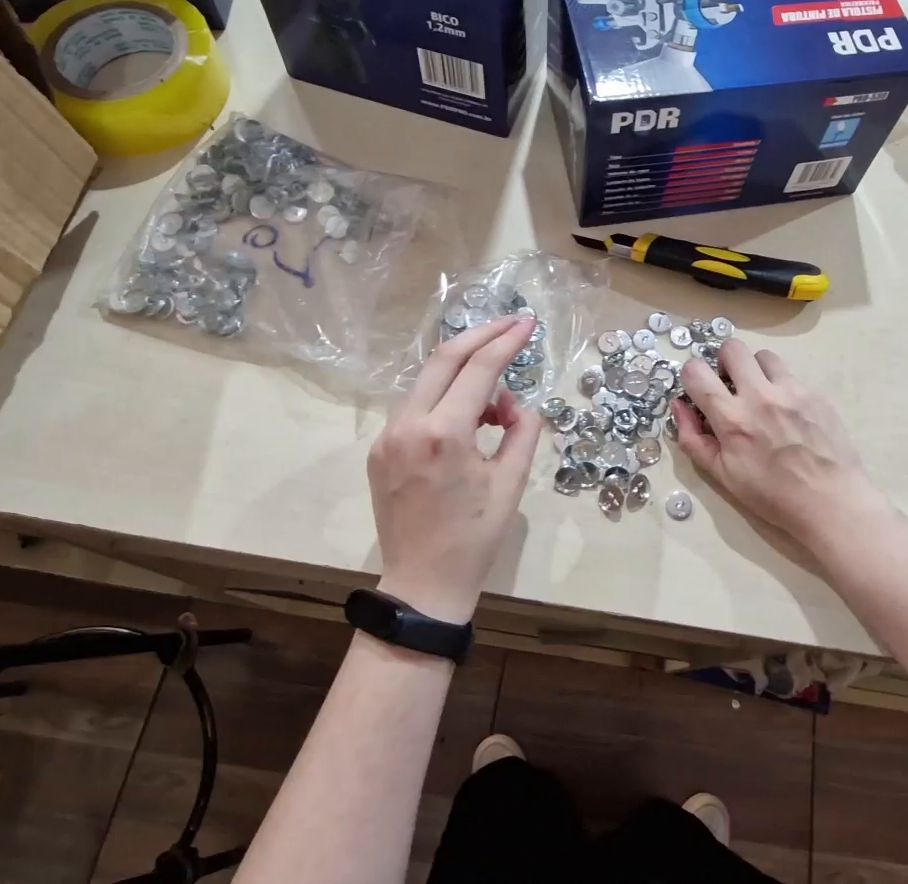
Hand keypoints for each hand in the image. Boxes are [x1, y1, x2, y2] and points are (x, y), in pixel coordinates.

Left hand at [367, 315, 542, 623]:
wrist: (423, 583)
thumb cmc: (475, 538)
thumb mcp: (511, 484)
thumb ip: (522, 432)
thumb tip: (519, 404)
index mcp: (444, 435)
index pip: (478, 370)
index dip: (506, 341)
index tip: (528, 324)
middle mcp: (408, 426)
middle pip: (443, 359)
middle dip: (480, 336)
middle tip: (511, 325)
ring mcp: (387, 436)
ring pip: (427, 382)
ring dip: (464, 376)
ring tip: (499, 404)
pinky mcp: (379, 449)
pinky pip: (415, 407)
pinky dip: (444, 401)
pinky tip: (468, 420)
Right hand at [673, 339, 883, 552]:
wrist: (830, 501)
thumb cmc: (772, 495)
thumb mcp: (722, 476)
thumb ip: (694, 439)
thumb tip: (680, 406)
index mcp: (732, 418)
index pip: (696, 371)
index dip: (691, 376)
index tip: (699, 389)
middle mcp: (760, 396)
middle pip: (732, 348)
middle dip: (724, 362)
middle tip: (730, 386)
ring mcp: (792, 391)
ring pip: (764, 356)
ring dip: (755, 370)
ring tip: (761, 395)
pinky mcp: (816, 394)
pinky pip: (792, 376)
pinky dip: (782, 388)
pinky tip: (789, 414)